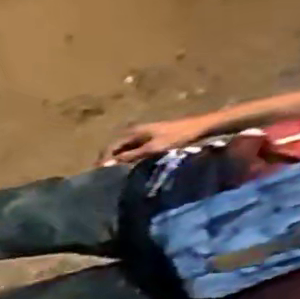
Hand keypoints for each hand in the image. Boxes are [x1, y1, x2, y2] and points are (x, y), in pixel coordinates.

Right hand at [102, 115, 216, 163]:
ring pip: (124, 147)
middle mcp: (133, 131)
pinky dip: (128, 154)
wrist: (203, 126)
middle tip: (104, 172)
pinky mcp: (151, 135)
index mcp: (131, 133)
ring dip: (118, 157)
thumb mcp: (152, 148)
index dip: (102, 159)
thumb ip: (129, 156)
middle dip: (108, 158)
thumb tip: (106, 165)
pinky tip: (131, 162)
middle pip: (115, 147)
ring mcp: (143, 132)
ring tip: (116, 169)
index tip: (96, 172)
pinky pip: (133, 146)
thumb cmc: (178, 136)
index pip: (109, 148)